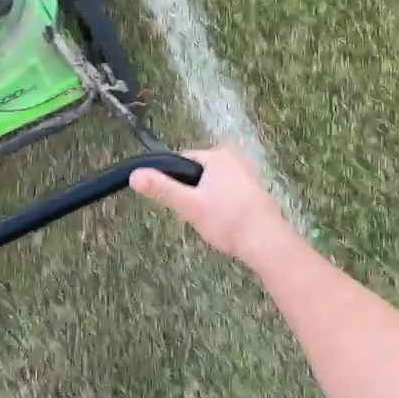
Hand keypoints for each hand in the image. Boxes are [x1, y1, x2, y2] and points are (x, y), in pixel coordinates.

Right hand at [130, 149, 291, 263]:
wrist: (265, 241)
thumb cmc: (227, 220)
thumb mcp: (189, 205)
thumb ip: (161, 189)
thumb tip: (134, 175)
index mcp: (217, 155)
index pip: (181, 161)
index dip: (173, 181)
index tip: (178, 202)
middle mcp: (233, 158)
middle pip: (197, 173)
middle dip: (191, 193)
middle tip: (195, 215)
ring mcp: (246, 173)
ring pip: (211, 185)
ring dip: (206, 201)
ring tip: (211, 220)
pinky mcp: (254, 190)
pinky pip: (226, 193)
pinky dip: (221, 206)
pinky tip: (224, 222)